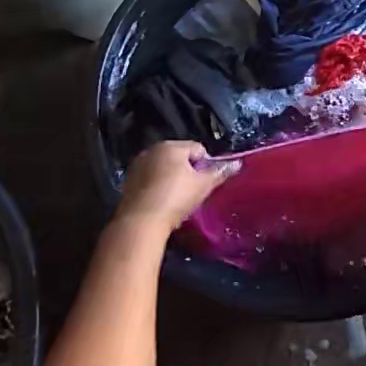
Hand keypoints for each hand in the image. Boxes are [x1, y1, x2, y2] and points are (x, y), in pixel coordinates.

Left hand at [117, 141, 237, 229]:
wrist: (141, 220)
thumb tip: (236, 163)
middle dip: (188, 170)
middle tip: (193, 191)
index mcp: (171, 146)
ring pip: (163, 167)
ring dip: (171, 178)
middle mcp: (152, 149)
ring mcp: (138, 164)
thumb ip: (220, 172)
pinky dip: (157, 186)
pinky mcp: (129, 180)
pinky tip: (161, 202)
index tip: (207, 182)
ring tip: (177, 199)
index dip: (206, 164)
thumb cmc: (176, 198)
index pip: (198, 148)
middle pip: (179, 156)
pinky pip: (150, 178)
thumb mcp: (203, 185)